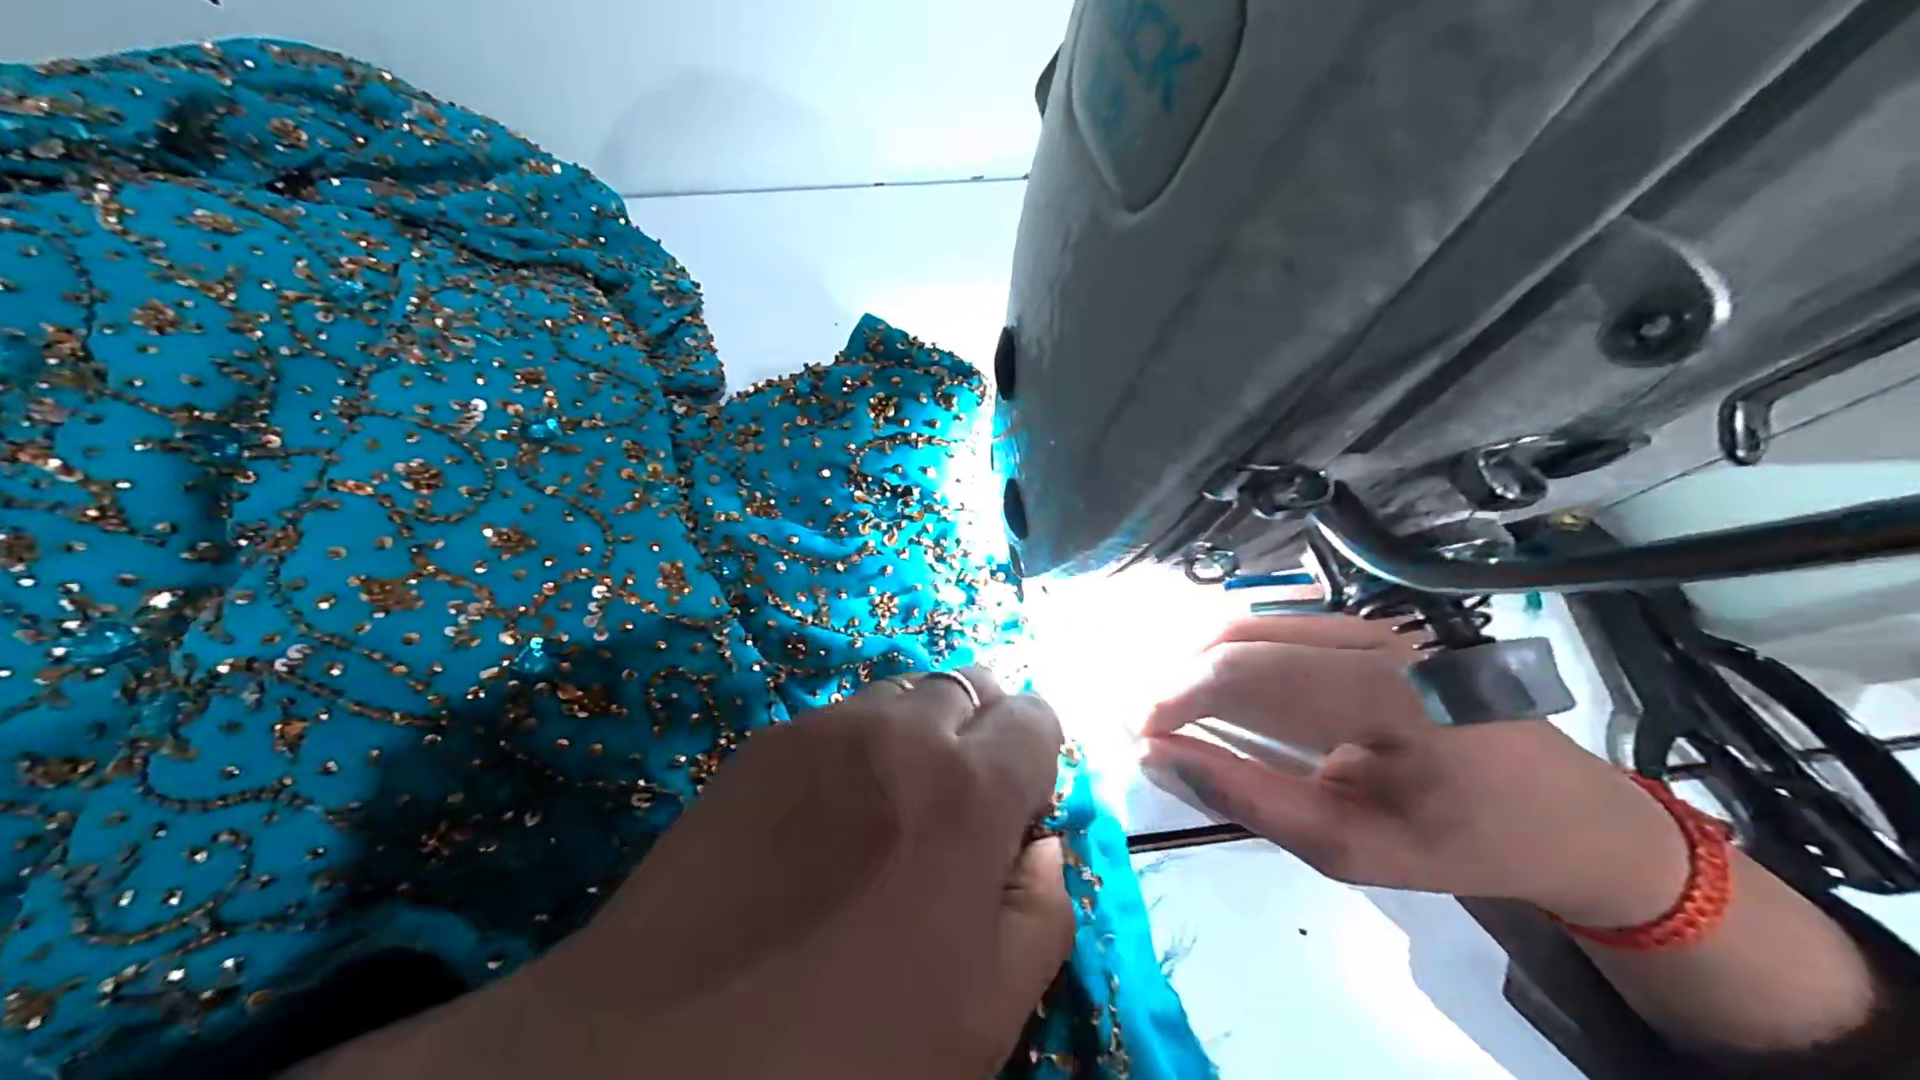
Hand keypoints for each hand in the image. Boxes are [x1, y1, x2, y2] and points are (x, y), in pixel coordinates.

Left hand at [296, 669, 1072, 1079]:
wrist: (661, 1055)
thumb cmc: (850, 1046)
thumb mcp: (986, 1010)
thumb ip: (1039, 910)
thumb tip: (1040, 845)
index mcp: (969, 789)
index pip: (1035, 720)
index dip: (1039, 755)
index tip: (1022, 803)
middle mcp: (900, 732)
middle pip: (968, 687)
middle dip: (982, 728)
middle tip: (961, 798)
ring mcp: (824, 728)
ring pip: (902, 694)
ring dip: (920, 729)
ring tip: (895, 801)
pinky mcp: (762, 743)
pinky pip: (839, 719)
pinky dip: (860, 744)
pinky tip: (829, 808)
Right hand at [1139, 617, 1688, 926]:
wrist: (1569, 814)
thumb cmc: (1466, 842)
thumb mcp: (1351, 847)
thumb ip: (1246, 797)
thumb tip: (1156, 755)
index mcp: (1382, 689)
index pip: (1244, 670)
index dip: (1175, 696)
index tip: (1137, 736)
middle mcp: (1372, 636)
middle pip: (1238, 636)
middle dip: (1176, 679)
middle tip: (1145, 728)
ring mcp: (1373, 626)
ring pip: (1251, 627)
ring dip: (1197, 668)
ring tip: (1170, 715)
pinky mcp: (1368, 631)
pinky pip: (1277, 634)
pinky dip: (1230, 662)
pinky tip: (1216, 698)